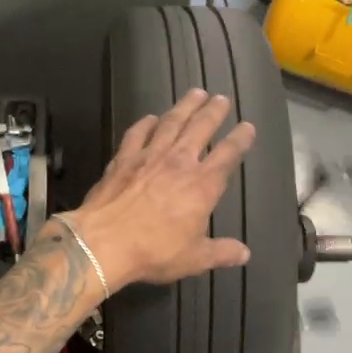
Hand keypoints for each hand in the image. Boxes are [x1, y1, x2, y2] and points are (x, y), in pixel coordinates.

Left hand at [61, 89, 255, 291]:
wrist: (103, 243)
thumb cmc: (154, 252)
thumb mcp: (194, 258)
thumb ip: (221, 252)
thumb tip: (244, 254)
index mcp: (203, 185)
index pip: (228, 154)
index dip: (241, 139)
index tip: (248, 127)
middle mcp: (179, 162)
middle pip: (201, 127)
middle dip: (214, 111)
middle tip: (221, 98)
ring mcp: (149, 157)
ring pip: (171, 122)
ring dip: (185, 106)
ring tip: (196, 93)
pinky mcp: (123, 159)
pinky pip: (137, 133)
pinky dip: (145, 123)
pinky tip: (150, 118)